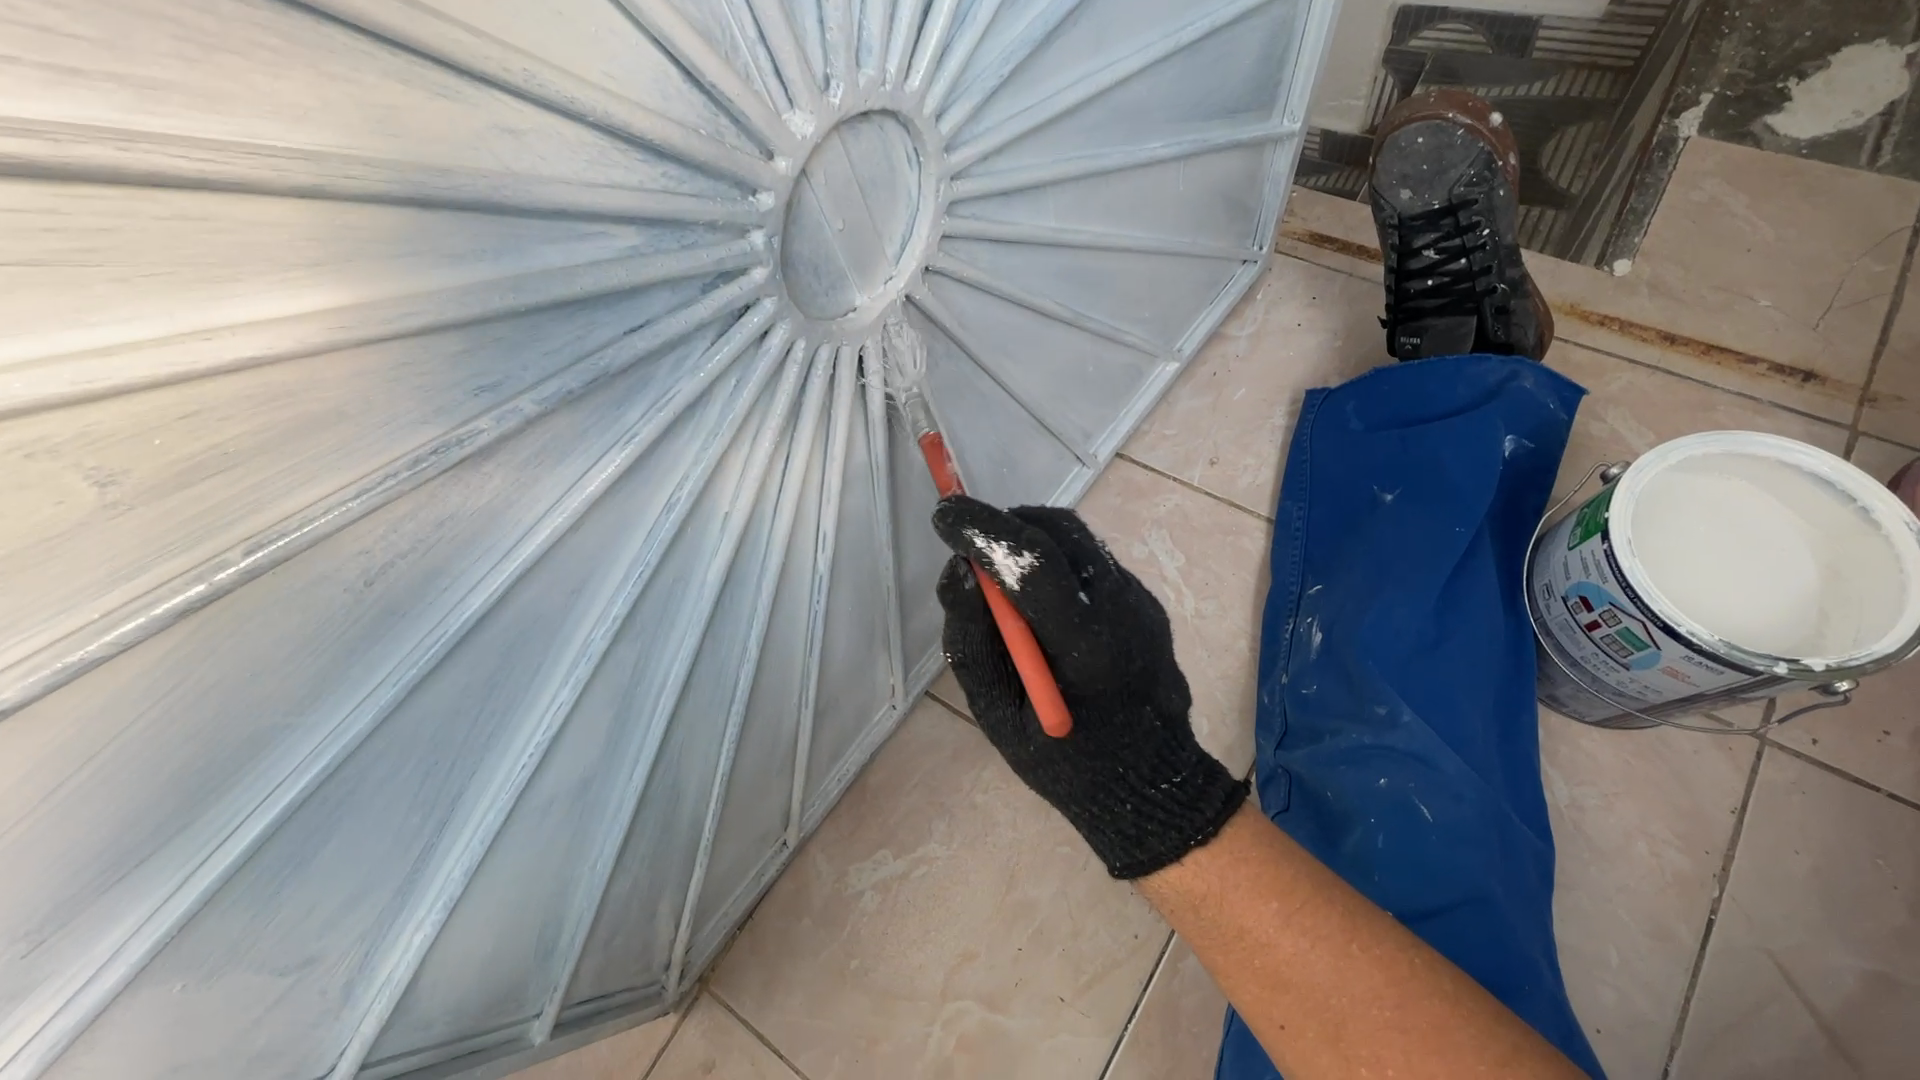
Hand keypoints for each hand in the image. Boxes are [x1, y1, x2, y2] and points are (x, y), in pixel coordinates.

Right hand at [932, 495, 1245, 878]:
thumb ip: (972, 642)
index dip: (982, 530)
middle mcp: (1121, 609)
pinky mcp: (1146, 603)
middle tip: (969, 543)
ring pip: (1078, 538)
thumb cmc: (1065, 763)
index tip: (944, 515)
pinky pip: (1093, 561)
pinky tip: (1043, 605)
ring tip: (1001, 574)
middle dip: (1004, 524)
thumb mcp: (997, 716)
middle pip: (1058, 531)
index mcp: (1084, 646)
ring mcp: (1140, 602)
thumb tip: (959, 571)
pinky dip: (1056, 561)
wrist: (1152, 784)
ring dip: (1031, 537)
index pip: (1030, 562)